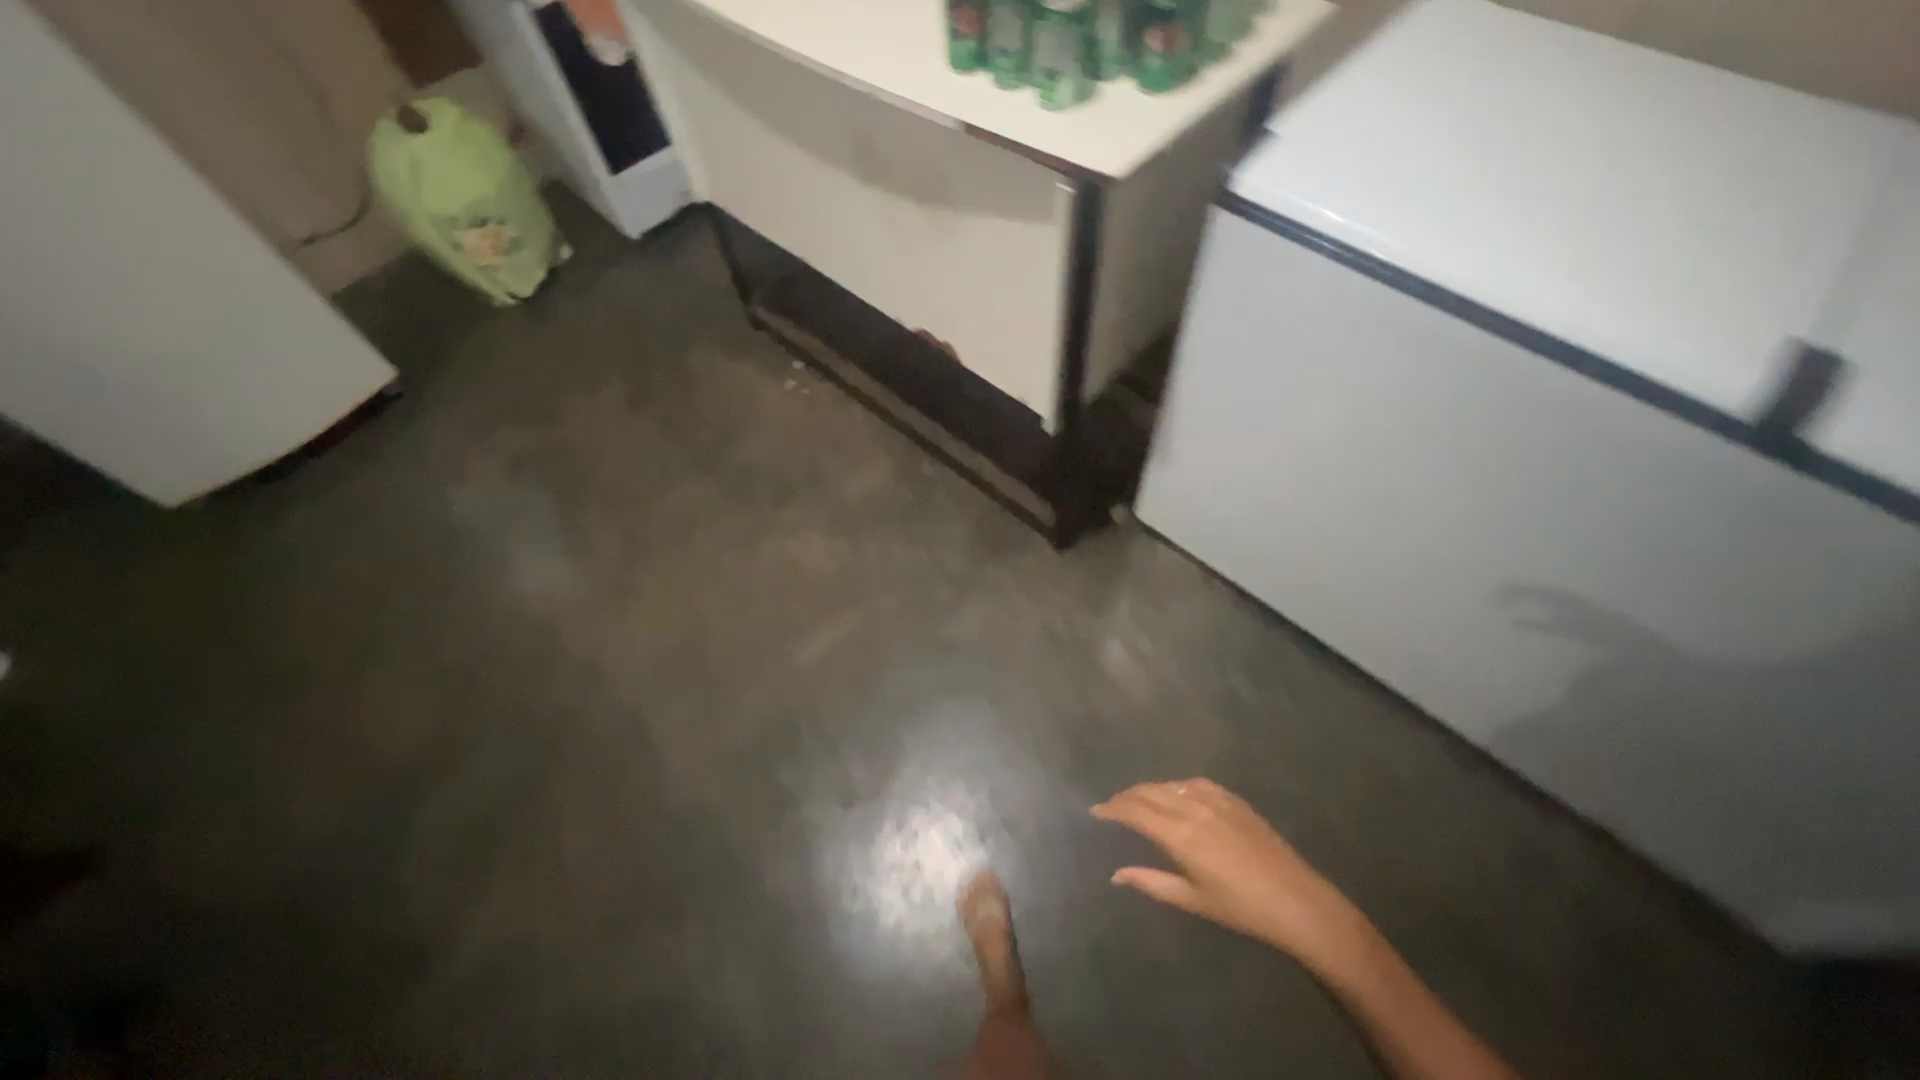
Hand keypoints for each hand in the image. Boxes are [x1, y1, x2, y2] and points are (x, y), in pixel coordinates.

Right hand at [1092, 779, 1369, 971]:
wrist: (1295, 900)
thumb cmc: (1239, 907)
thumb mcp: (1190, 900)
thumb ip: (1150, 882)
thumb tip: (1117, 874)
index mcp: (1178, 835)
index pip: (1135, 811)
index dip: (1112, 808)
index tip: (1095, 811)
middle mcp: (1193, 809)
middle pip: (1150, 792)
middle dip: (1126, 796)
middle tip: (1111, 805)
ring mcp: (1216, 801)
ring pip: (1172, 785)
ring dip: (1149, 789)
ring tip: (1138, 799)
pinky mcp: (1235, 801)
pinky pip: (1197, 784)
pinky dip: (1177, 786)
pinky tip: (1176, 793)